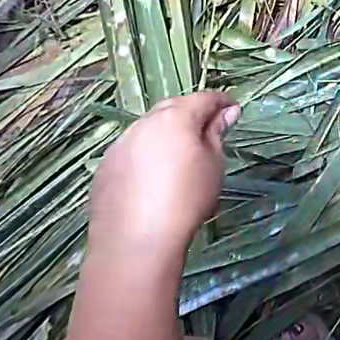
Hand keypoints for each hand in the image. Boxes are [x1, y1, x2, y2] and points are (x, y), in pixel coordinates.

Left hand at [90, 92, 239, 258]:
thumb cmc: (187, 199)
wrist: (137, 240)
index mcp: (175, 118)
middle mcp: (144, 123)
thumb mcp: (213, 165)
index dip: (221, 101)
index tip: (233, 109)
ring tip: (182, 157)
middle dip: (192, 113)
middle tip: (209, 130)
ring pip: (149, 129)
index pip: (203, 98)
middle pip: (172, 108)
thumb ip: (217, 134)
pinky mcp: (106, 166)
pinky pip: (133, 151)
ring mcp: (120, 144)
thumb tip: (226, 113)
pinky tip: (155, 178)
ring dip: (167, 134)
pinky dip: (148, 154)